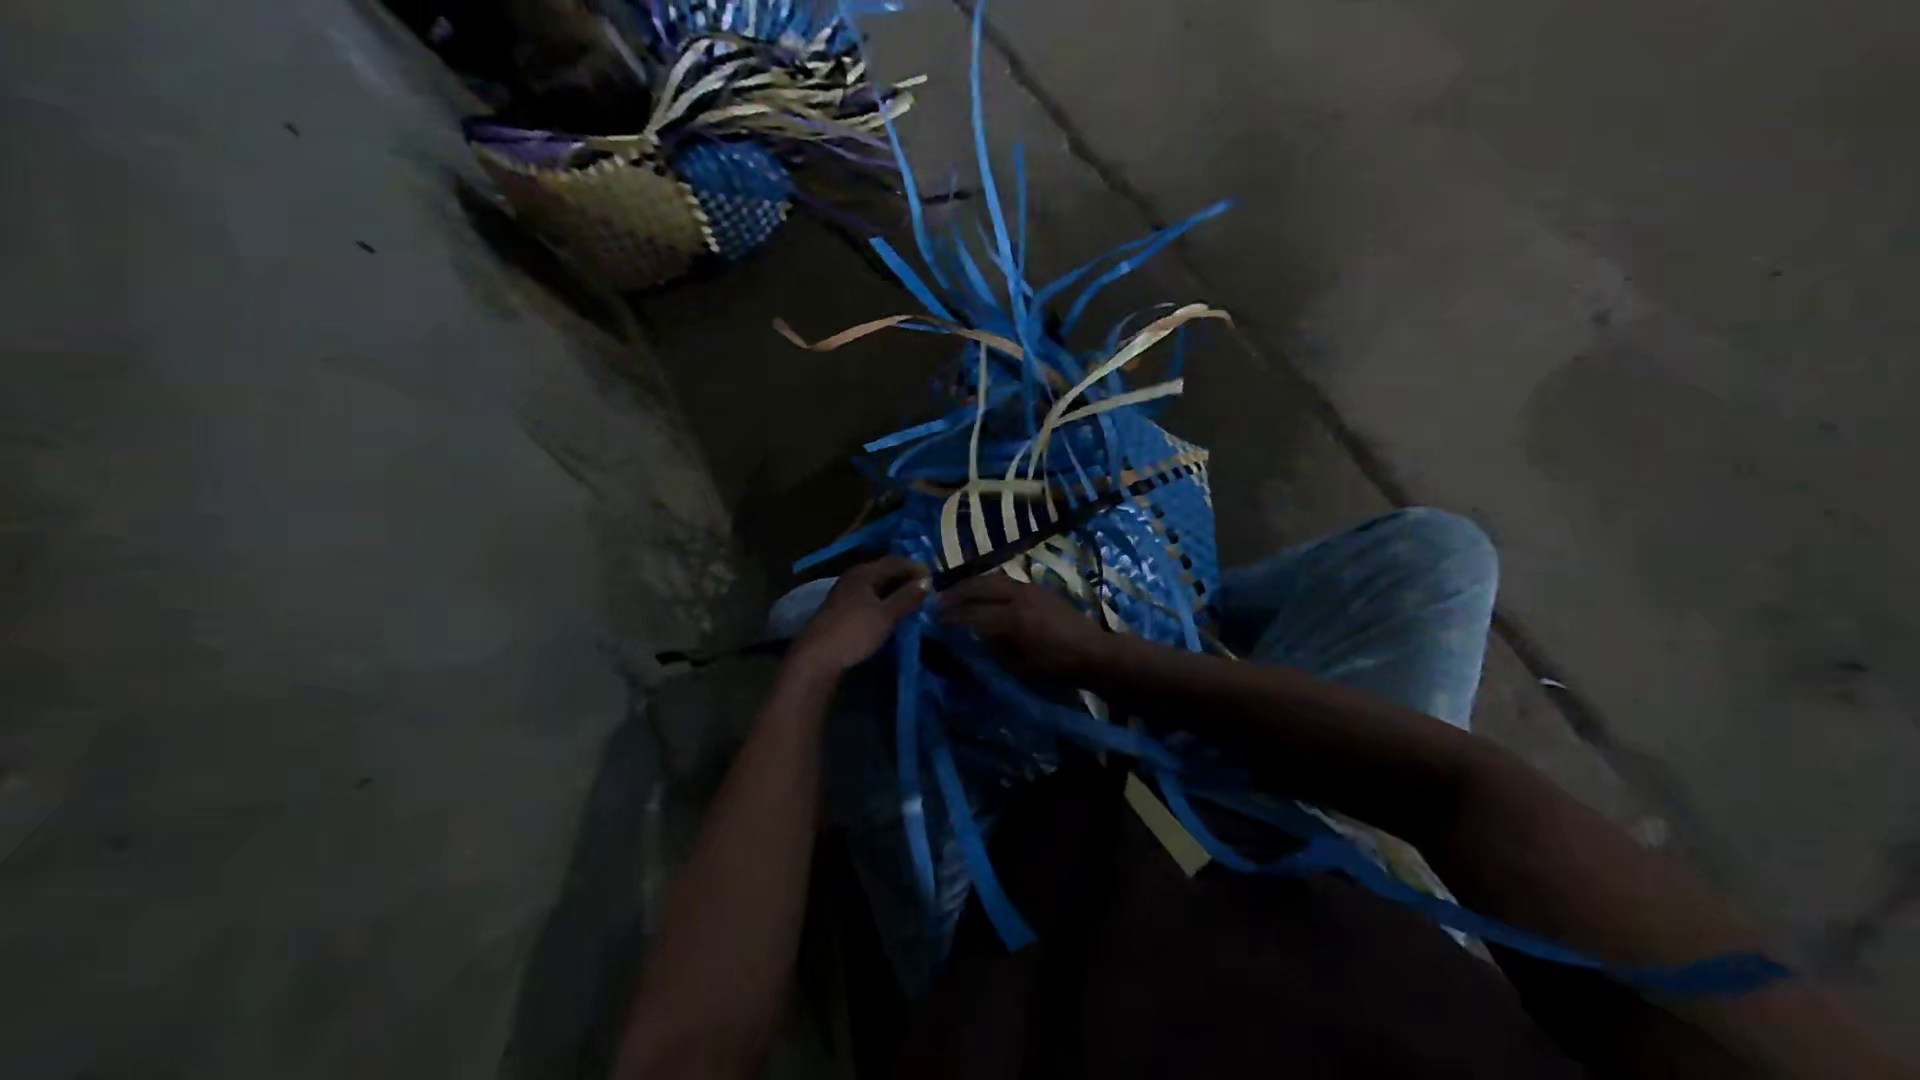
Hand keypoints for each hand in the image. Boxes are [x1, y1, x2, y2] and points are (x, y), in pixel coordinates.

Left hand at [788, 557, 930, 676]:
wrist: (817, 657)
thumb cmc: (855, 632)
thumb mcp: (886, 615)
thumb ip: (907, 596)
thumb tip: (926, 581)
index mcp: (865, 572)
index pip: (896, 562)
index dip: (917, 569)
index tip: (935, 581)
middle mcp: (854, 576)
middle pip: (886, 571)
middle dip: (907, 579)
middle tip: (927, 592)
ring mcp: (847, 591)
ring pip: (878, 584)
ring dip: (897, 590)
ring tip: (914, 602)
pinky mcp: (844, 607)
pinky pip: (871, 595)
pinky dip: (885, 599)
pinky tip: (894, 611)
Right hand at [937, 572, 1112, 681]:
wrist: (1094, 652)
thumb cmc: (1058, 667)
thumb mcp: (1020, 666)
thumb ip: (995, 647)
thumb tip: (976, 633)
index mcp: (1013, 618)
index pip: (973, 614)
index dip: (951, 617)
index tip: (935, 619)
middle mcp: (1019, 596)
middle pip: (979, 587)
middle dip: (956, 593)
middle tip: (938, 601)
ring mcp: (1030, 588)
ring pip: (992, 579)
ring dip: (971, 585)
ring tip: (955, 593)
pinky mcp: (1038, 587)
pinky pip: (1006, 581)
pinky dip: (988, 584)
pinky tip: (981, 593)